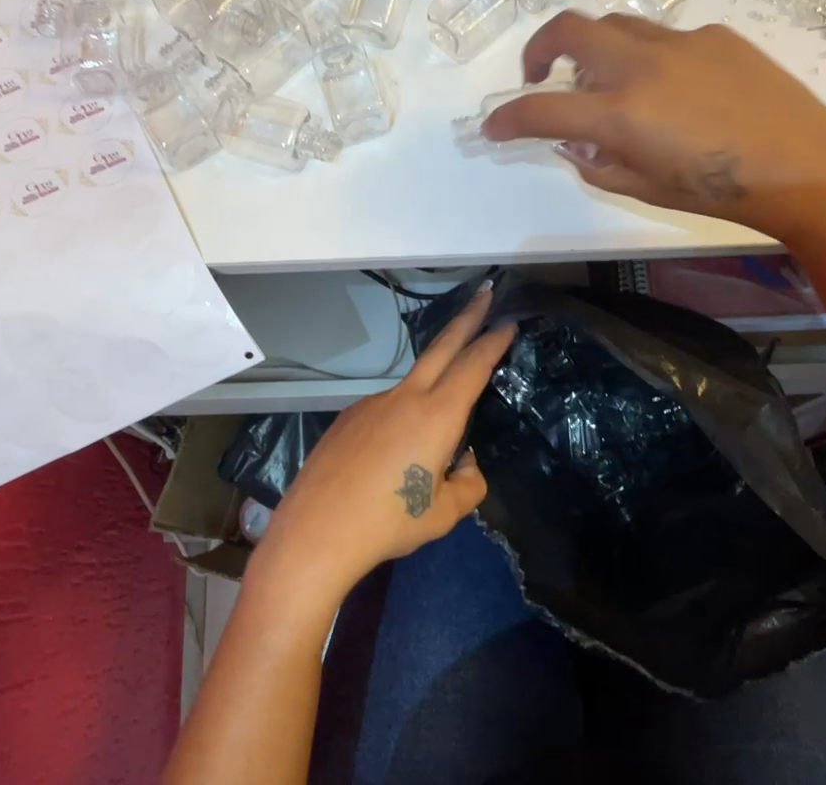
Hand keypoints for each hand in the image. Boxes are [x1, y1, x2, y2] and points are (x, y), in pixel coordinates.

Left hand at [248, 284, 515, 597]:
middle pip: (443, 346)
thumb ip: (469, 482)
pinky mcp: (348, 417)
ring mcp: (372, 404)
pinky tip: (394, 453)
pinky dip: (403, 414)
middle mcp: (405, 398)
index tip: (508, 322)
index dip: (494, 341)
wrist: (317, 531)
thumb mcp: (445, 513)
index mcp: (437, 415)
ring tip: (445, 413)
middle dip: (468, 317)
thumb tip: (465, 462)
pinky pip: (387, 406)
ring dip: (436, 374)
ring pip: (413, 380)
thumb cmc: (389, 523)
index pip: (473, 365)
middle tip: (486, 294)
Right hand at [481, 12, 825, 246]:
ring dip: (594, 47)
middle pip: (568, 29)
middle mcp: (641, 65)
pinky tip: (675, 91)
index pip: (541, 108)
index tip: (494, 126)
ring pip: (615, 24)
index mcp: (619, 113)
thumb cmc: (722, 193)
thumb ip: (597, 164)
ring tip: (606, 82)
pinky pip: (665, 37)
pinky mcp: (716, 35)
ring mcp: (680, 42)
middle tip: (541, 76)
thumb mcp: (646, 190)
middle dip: (539, 49)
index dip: (507, 118)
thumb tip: (574, 143)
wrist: (809, 168)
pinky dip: (648, 58)